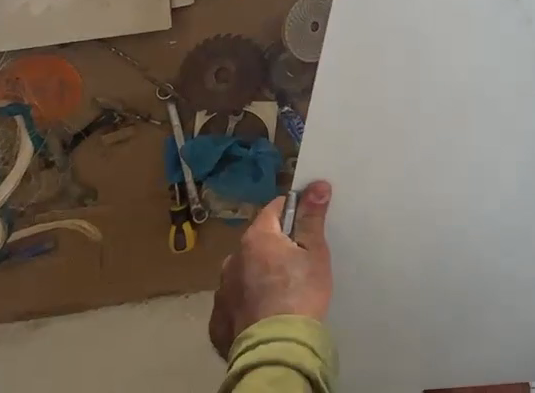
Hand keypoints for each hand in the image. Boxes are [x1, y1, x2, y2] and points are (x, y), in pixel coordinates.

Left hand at [208, 181, 333, 358]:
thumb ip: (312, 217)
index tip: (307, 225)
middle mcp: (232, 260)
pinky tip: (263, 314)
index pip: (274, 210)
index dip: (292, 212)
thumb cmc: (300, 293)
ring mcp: (221, 292)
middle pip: (258, 243)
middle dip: (275, 247)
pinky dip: (247, 303)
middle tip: (298, 264)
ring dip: (258, 275)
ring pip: (244, 273)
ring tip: (280, 293)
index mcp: (256, 239)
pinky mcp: (217, 322)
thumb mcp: (315, 252)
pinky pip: (235, 302)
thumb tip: (317, 185)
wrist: (276, 349)